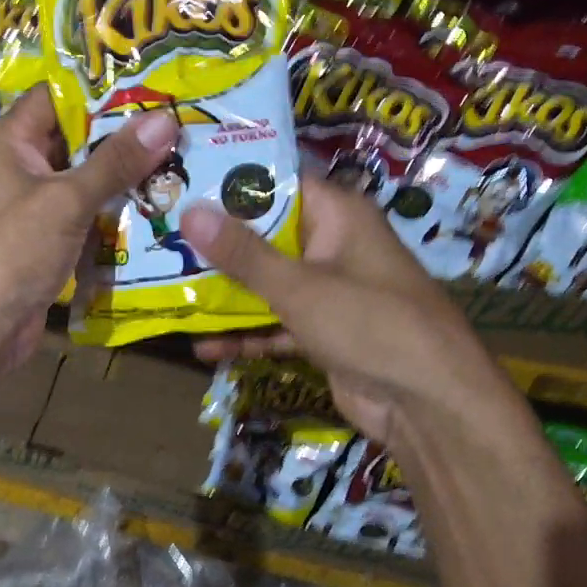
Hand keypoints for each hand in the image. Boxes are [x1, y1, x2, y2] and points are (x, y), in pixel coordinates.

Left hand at [0, 90, 178, 368]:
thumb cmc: (12, 252)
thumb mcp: (66, 200)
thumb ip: (115, 161)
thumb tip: (164, 119)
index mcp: (8, 141)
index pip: (57, 96)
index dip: (103, 89)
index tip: (155, 85)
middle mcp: (14, 166)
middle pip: (74, 138)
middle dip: (122, 136)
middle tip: (180, 123)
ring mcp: (27, 206)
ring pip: (81, 180)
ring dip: (121, 179)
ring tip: (180, 161)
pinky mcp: (40, 241)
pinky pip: (80, 216)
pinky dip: (109, 214)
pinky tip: (154, 208)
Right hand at [179, 175, 521, 448]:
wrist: (427, 402)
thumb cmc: (369, 324)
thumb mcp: (298, 286)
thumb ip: (242, 253)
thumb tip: (188, 210)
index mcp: (339, 217)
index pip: (279, 185)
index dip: (231, 185)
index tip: (181, 184)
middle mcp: (334, 247)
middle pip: (266, 237)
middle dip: (216, 245)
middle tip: (159, 242)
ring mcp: (329, 293)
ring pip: (267, 285)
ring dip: (225, 295)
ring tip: (169, 294)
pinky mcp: (324, 333)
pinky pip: (275, 325)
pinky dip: (246, 336)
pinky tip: (203, 349)